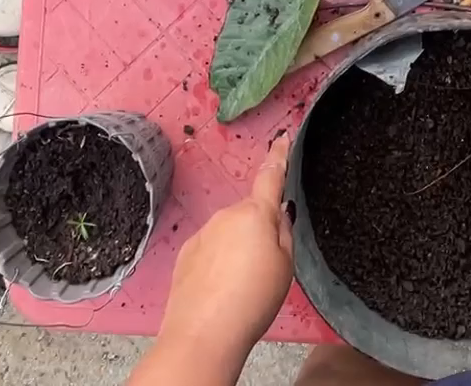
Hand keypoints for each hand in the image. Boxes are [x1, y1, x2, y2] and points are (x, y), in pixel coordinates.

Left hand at [157, 136, 294, 357]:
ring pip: (229, 234)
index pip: (271, 175)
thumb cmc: (252, 300)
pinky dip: (218, 264)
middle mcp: (227, 214)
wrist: (202, 334)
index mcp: (256, 213)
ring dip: (237, 250)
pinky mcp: (186, 253)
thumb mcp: (285, 267)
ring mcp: (203, 232)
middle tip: (264, 269)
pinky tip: (219, 291)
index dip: (279, 155)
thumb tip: (277, 213)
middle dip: (258, 232)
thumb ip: (283, 233)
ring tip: (240, 288)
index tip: (282, 137)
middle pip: (250, 215)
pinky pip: (210, 250)